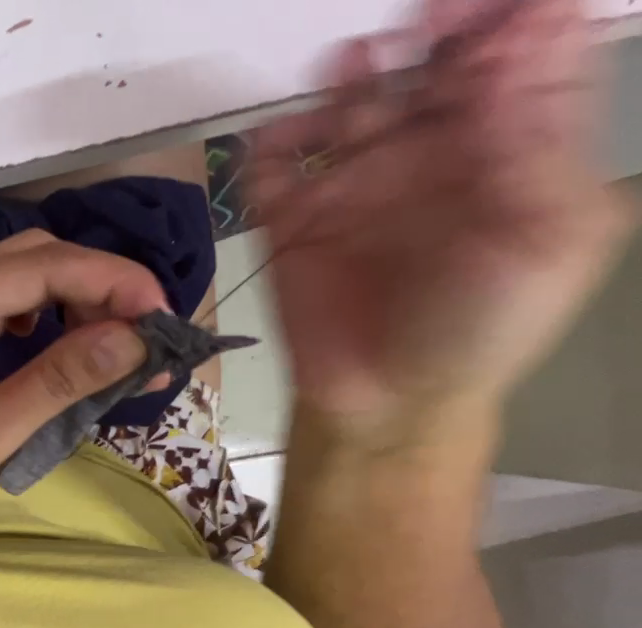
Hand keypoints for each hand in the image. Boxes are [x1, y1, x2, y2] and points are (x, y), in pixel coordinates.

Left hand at [0, 230, 166, 529]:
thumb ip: (58, 384)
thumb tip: (136, 338)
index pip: (35, 268)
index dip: (107, 280)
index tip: (161, 317)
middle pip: (38, 257)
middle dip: (103, 286)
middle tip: (150, 336)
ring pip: (34, 271)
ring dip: (87, 298)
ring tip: (124, 347)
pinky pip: (21, 296)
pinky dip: (62, 312)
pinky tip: (80, 345)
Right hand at [252, 0, 630, 437]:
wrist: (388, 402)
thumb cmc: (484, 326)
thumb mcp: (549, 236)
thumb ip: (534, 143)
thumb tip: (519, 39)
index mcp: (514, 144)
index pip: (523, 51)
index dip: (507, 16)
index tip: (474, 15)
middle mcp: (434, 152)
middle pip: (432, 64)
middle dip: (427, 31)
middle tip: (412, 26)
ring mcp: (358, 185)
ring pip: (350, 105)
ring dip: (347, 78)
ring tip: (346, 70)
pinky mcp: (293, 221)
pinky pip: (271, 174)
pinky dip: (266, 153)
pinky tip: (271, 148)